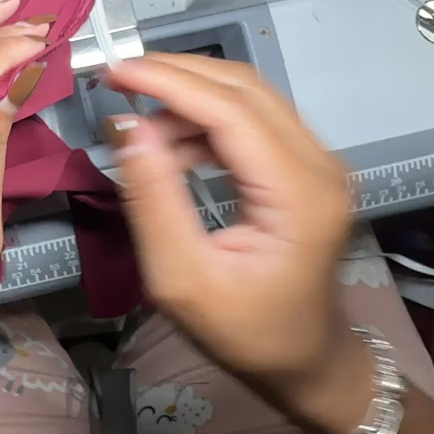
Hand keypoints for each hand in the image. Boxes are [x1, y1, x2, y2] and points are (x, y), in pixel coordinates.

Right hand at [103, 53, 372, 433]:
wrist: (305, 361)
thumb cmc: (243, 333)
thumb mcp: (180, 279)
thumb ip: (153, 199)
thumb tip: (126, 126)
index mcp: (298, 196)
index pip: (230, 111)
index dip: (169, 82)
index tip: (113, 72)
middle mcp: (320, 165)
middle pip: (244, 88)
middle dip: (176, 73)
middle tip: (116, 78)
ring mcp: (319, 161)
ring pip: (248, 95)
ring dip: (188, 93)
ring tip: (136, 122)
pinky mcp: (307, 165)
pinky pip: (252, 118)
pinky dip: (204, 117)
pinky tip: (169, 141)